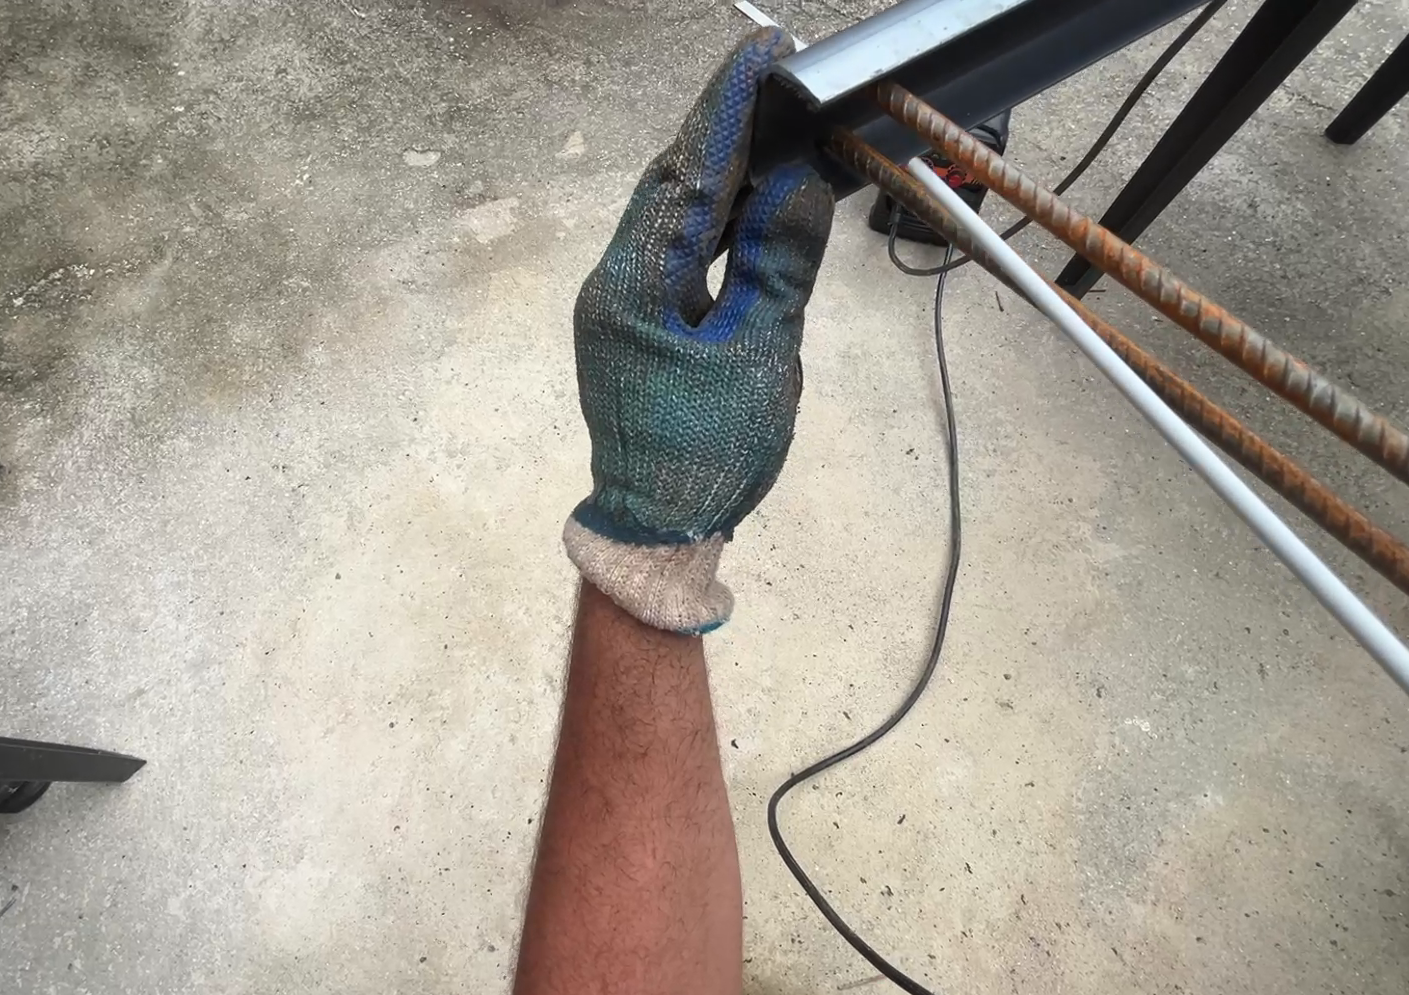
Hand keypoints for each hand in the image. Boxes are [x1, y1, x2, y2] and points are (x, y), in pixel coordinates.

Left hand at [563, 28, 833, 633]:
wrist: (658, 525)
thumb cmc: (710, 455)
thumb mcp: (760, 358)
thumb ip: (778, 265)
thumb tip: (796, 181)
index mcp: (637, 288)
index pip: (686, 176)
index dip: (725, 112)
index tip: (763, 55)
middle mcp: (612, 286)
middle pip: (669, 189)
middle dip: (720, 136)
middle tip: (777, 90)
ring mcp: (614, 307)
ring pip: (667, 222)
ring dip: (714, 180)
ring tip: (768, 138)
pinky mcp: (628, 328)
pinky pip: (668, 258)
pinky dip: (705, 228)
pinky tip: (740, 209)